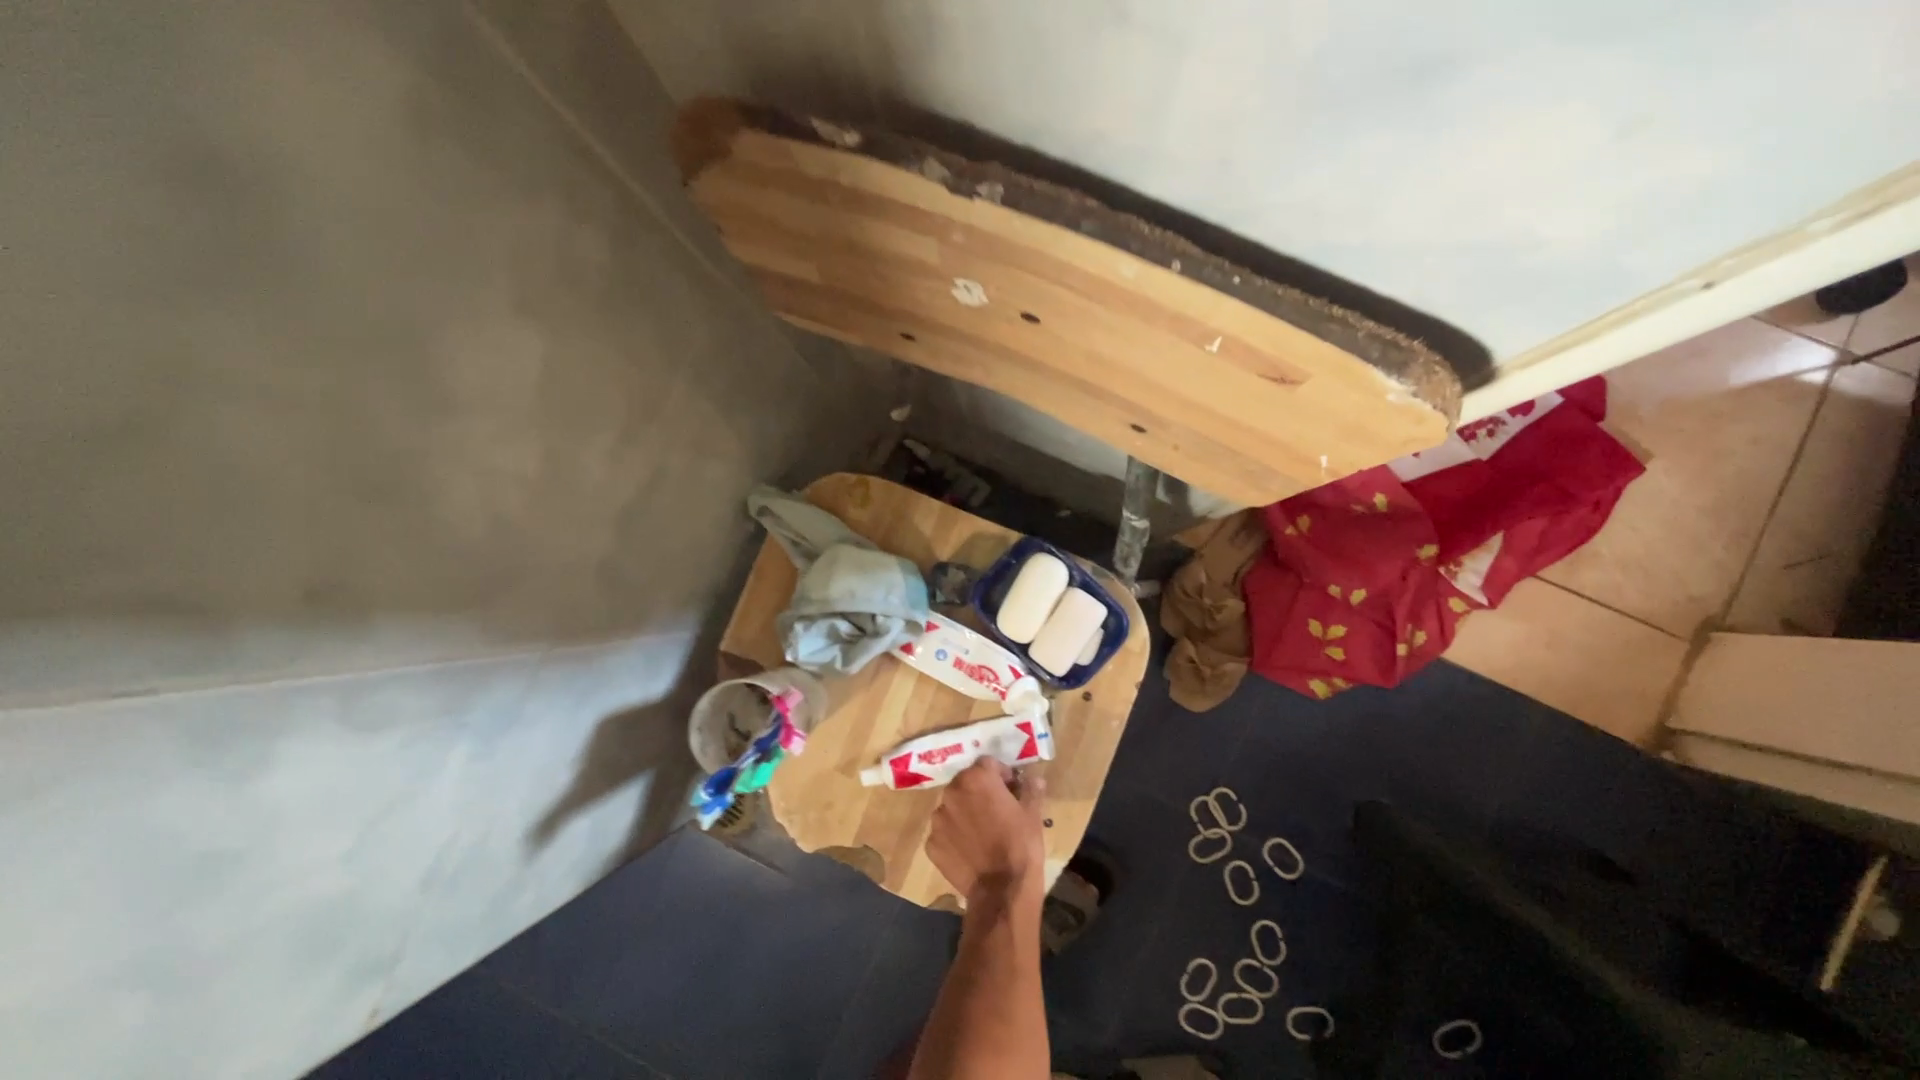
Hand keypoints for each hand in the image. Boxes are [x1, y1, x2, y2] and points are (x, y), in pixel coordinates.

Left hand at [926, 760, 1047, 909]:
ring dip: (965, 813)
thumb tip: (1033, 779)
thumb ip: (1031, 789)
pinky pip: (944, 833)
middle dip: (980, 792)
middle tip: (997, 810)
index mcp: (976, 779)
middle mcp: (952, 793)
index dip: (1001, 775)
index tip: (1012, 790)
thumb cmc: (1021, 846)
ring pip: (953, 807)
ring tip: (982, 833)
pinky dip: (954, 837)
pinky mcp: (931, 844)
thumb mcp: (1033, 814)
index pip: (988, 764)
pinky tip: (970, 850)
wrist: (1001, 890)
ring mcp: (938, 820)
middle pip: (966, 783)